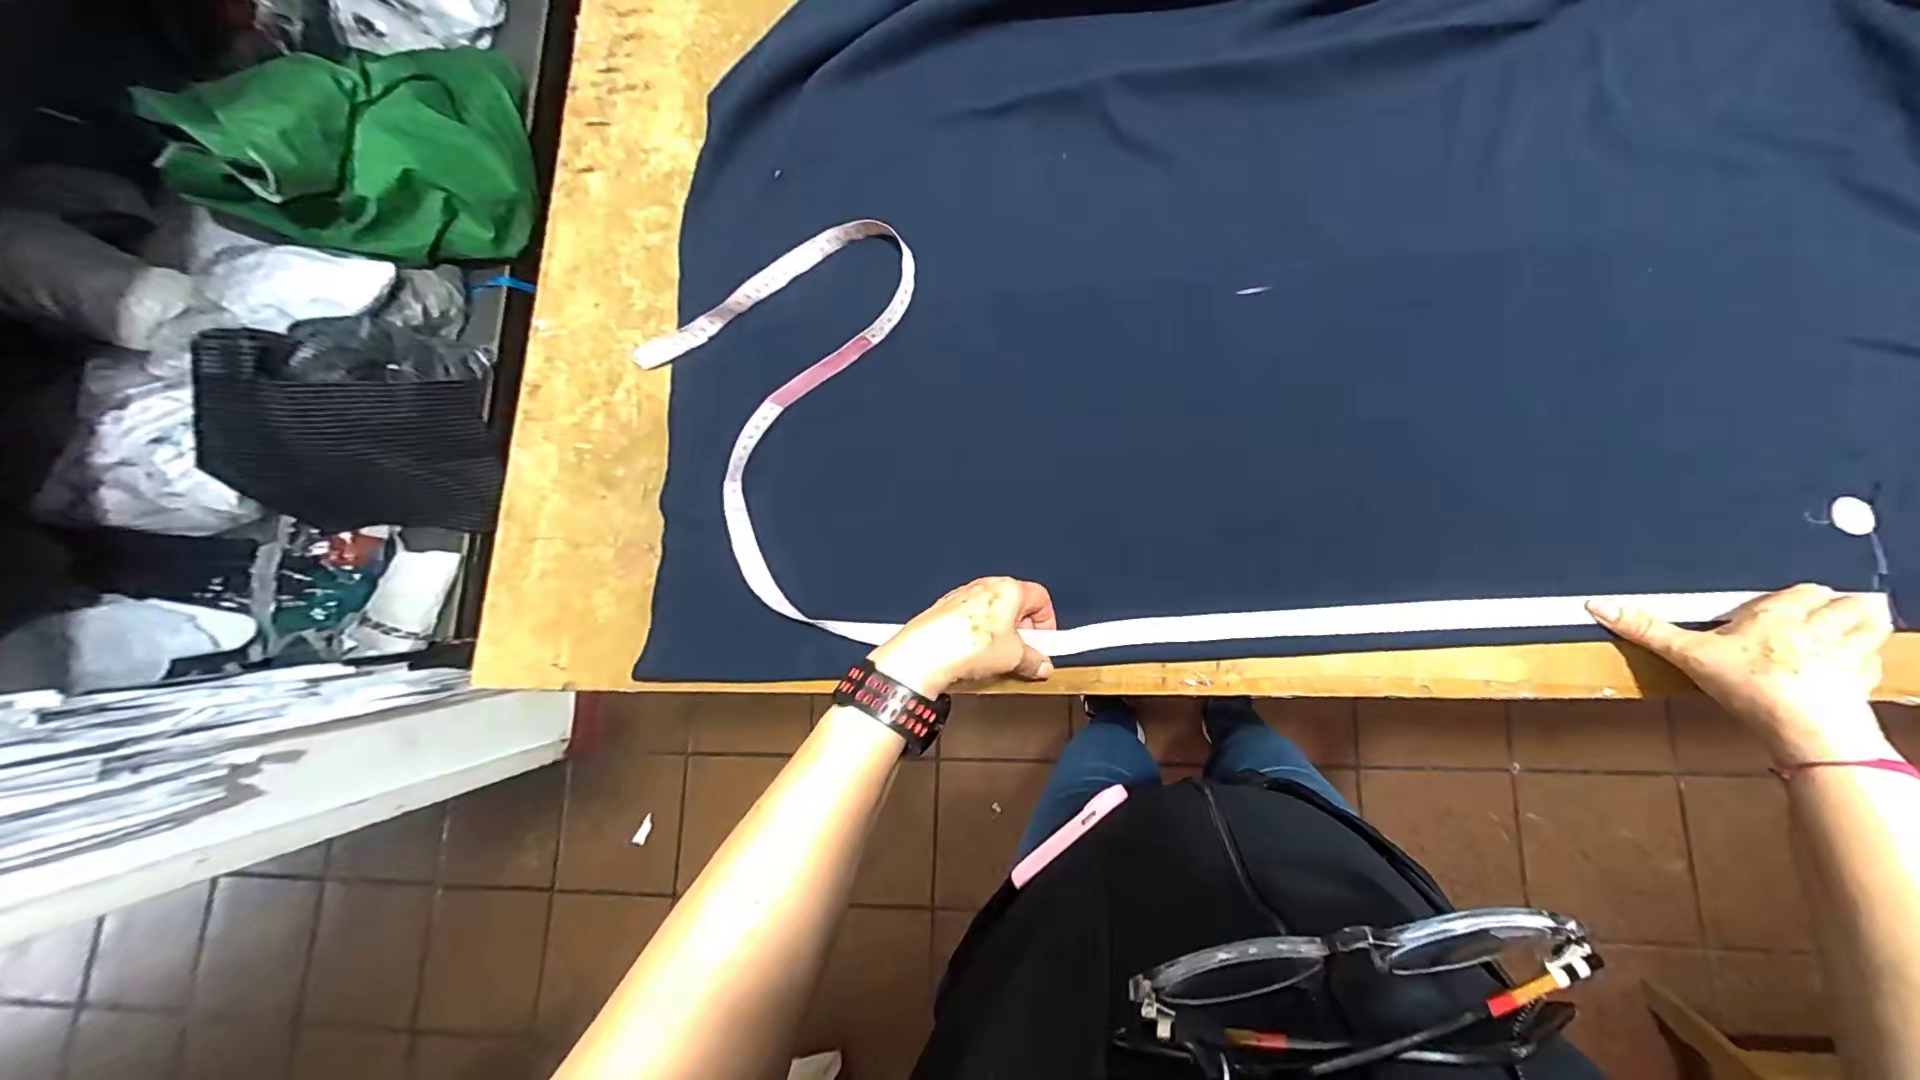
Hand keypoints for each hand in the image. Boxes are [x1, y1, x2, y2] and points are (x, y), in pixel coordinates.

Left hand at [867, 577, 1056, 696]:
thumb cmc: (967, 646)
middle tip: (1024, 655)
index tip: (1046, 645)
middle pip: (1016, 605)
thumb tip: (1040, 664)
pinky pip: (972, 621)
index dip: (1047, 624)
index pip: (1041, 598)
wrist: (924, 654)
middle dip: (1024, 631)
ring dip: (1001, 636)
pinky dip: (979, 637)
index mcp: (1008, 589)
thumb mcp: (1013, 658)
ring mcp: (963, 596)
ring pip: (993, 613)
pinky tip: (975, 658)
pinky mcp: (945, 610)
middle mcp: (985, 586)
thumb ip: (1033, 660)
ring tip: (998, 660)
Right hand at [1588, 584, 1896, 762]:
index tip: (1780, 602)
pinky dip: (1865, 659)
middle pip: (1850, 602)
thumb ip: (1646, 629)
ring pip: (1875, 624)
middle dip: (1840, 604)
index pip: (1802, 590)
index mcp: (1779, 616)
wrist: (1808, 731)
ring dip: (1864, 623)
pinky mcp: (1865, 682)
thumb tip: (1600, 606)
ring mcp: (1850, 656)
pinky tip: (1846, 665)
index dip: (1793, 595)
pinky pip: (1875, 661)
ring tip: (1847, 626)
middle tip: (1822, 609)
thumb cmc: (1753, 689)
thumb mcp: (1686, 655)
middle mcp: (1821, 629)